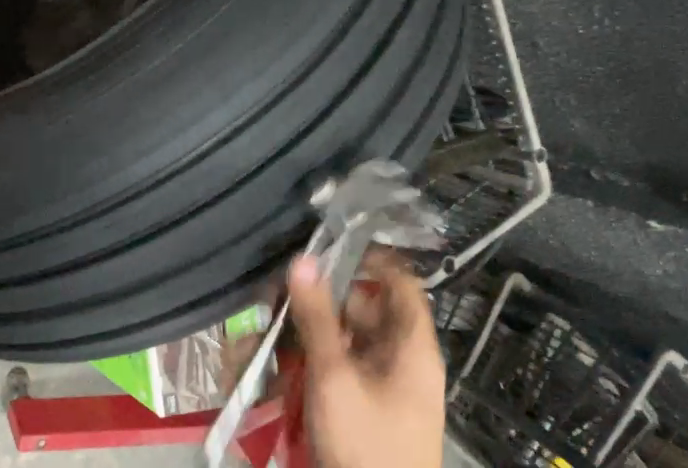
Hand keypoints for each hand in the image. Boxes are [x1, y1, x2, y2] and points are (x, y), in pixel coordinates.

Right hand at [286, 251, 445, 467]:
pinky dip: (313, 353)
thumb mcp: (335, 377)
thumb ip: (316, 317)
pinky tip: (282, 355)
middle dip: (324, 295)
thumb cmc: (367, 444)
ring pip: (346, 334)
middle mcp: (403, 360)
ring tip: (273, 320)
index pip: (402, 285)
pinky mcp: (364, 403)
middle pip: (366, 307)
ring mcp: (384, 383)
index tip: (326, 243)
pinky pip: (338, 362)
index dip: (370, 259)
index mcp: (413, 349)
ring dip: (311, 325)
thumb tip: (303, 259)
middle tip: (282, 285)